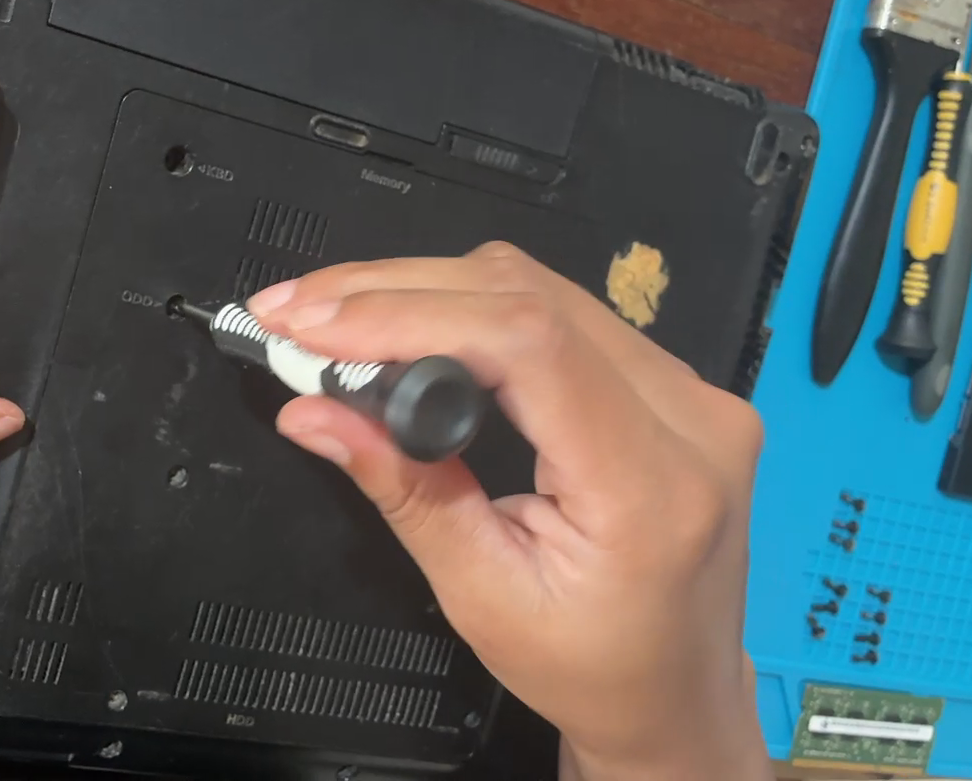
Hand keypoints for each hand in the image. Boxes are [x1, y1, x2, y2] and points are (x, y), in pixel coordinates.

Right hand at [249, 243, 769, 780]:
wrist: (678, 689)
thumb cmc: (588, 667)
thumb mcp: (482, 597)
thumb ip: (402, 491)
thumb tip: (309, 412)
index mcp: (650, 483)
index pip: (526, 343)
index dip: (407, 316)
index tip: (311, 329)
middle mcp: (683, 408)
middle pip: (516, 294)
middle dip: (384, 291)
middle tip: (289, 312)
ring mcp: (679, 379)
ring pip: (523, 282)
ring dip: (409, 285)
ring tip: (322, 310)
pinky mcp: (653, 369)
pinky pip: (540, 301)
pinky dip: (450, 297)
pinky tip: (391, 314)